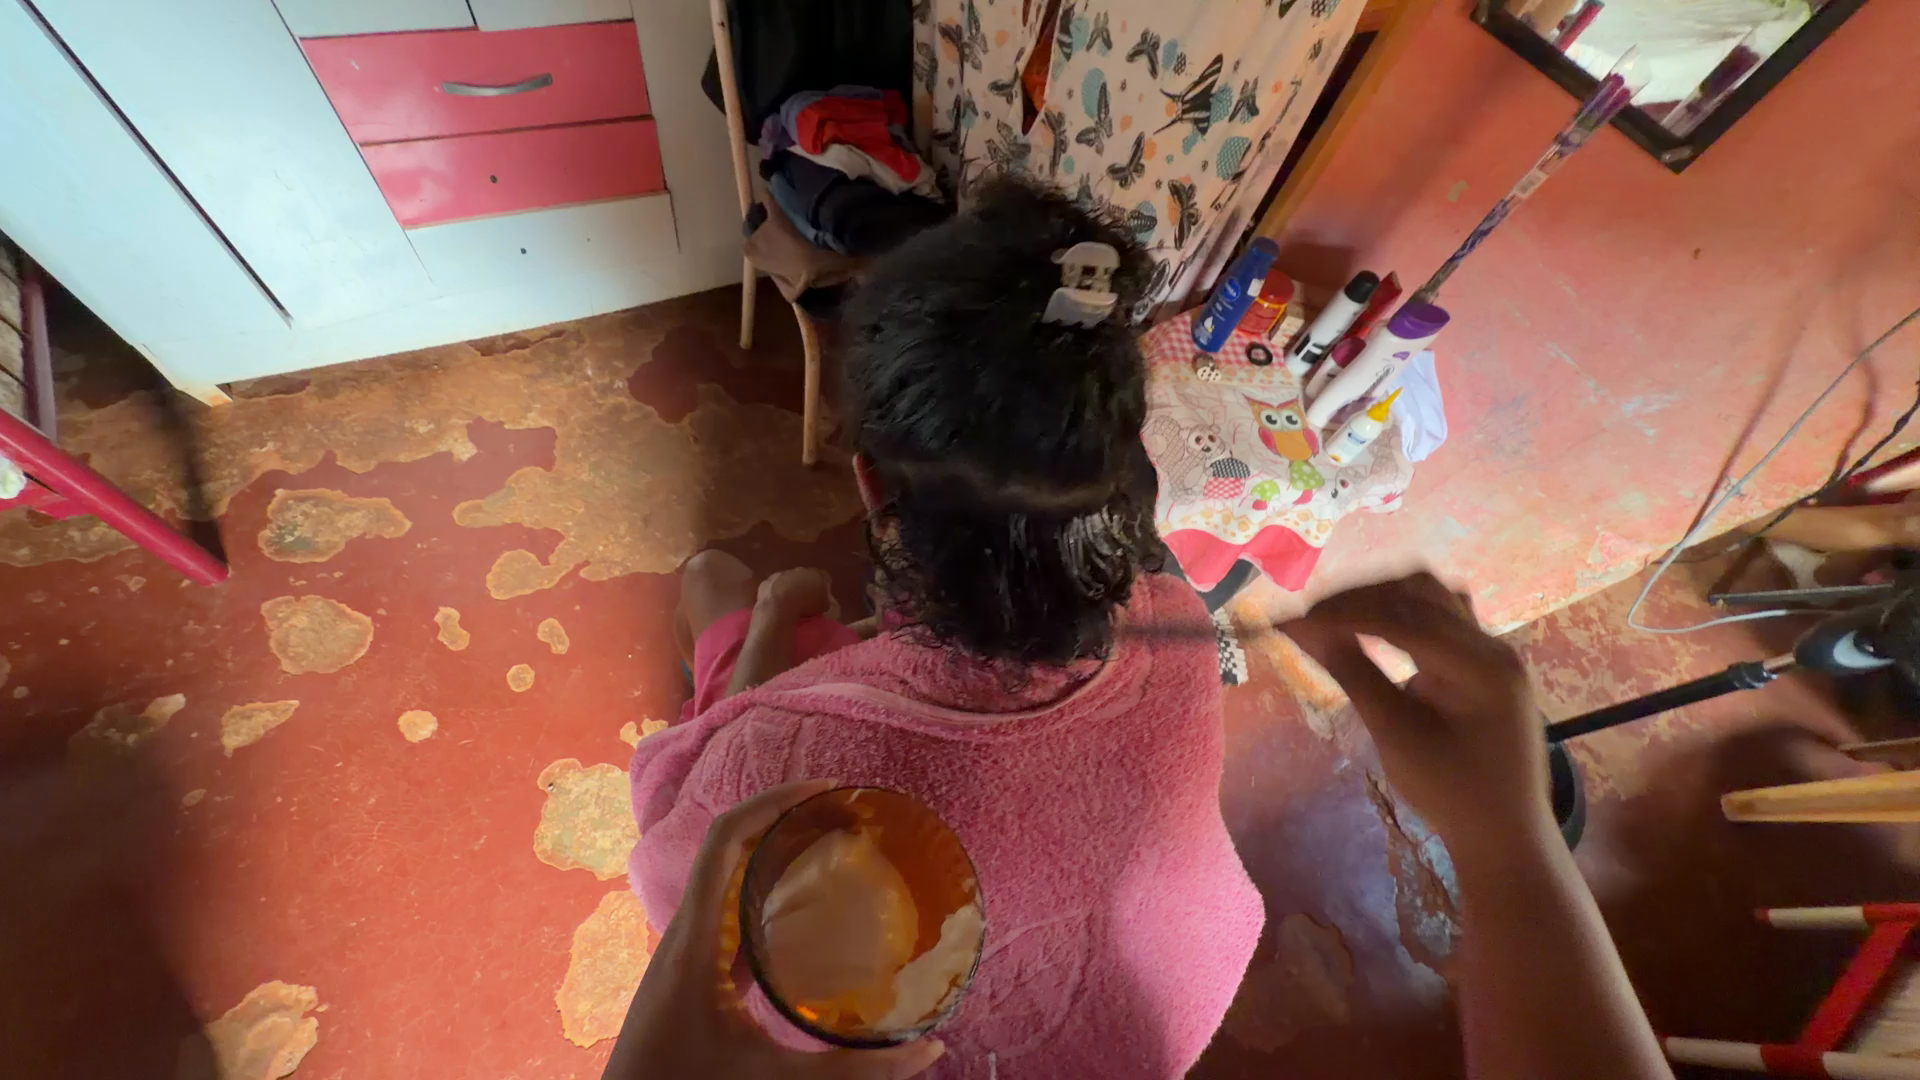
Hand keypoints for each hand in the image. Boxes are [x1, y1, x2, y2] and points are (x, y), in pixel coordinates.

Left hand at [602, 780, 943, 1079]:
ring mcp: (688, 944)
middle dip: (780, 811)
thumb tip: (929, 1052)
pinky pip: (730, 901)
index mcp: (697, 938)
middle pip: (728, 841)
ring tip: (827, 835)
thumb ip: (851, 1071)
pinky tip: (803, 898)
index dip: (771, 801)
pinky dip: (765, 881)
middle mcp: (688, 928)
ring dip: (771, 841)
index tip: (824, 790)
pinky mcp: (696, 964)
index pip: (724, 839)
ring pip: (726, 868)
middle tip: (838, 808)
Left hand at [758, 568, 837, 621]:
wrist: (778, 606)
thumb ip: (825, 600)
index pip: (824, 577)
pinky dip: (776, 593)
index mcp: (816, 573)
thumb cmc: (806, 605)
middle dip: (805, 586)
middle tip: (806, 599)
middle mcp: (799, 570)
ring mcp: (782, 574)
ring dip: (790, 588)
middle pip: (805, 576)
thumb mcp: (824, 606)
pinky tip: (778, 604)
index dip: (824, 587)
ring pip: (788, 580)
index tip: (822, 597)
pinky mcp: (767, 582)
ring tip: (790, 603)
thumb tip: (823, 601)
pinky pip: (774, 587)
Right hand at [1282, 572, 1551, 854]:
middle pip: (1416, 591)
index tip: (1291, 621)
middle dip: (1356, 598)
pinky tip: (1369, 625)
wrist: (1504, 832)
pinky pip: (1437, 612)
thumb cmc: (1449, 790)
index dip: (1339, 614)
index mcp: (1479, 666)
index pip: (1399, 618)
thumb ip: (1352, 672)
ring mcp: (1490, 649)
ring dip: (1376, 597)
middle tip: (1307, 618)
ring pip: (1427, 594)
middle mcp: (1491, 645)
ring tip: (1331, 617)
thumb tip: (1304, 629)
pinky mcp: (1479, 658)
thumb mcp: (1394, 734)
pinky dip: (1397, 609)